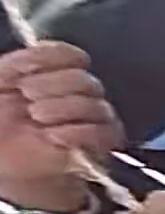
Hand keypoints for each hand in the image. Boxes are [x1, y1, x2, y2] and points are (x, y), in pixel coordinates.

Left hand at [0, 42, 123, 188]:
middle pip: (86, 79)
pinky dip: (72, 133)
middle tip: (27, 98)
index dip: (49, 58)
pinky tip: (53, 137)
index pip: (68, 54)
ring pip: (95, 105)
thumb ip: (6, 68)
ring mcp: (94, 119)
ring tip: (37, 120)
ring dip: (58, 111)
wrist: (0, 163)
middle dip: (51, 86)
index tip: (20, 70)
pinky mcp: (106, 142)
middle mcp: (73, 94)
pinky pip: (101, 131)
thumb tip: (33, 50)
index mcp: (43, 75)